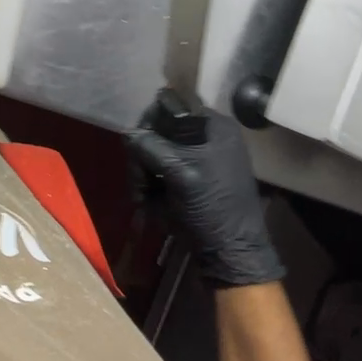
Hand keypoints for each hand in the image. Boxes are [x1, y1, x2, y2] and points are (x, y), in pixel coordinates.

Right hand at [127, 97, 283, 288]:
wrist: (232, 255)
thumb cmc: (212, 209)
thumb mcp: (178, 172)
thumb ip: (150, 146)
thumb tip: (129, 134)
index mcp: (214, 126)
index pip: (170, 105)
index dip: (149, 124)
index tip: (138, 149)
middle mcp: (210, 135)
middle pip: (160, 129)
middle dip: (144, 154)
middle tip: (140, 181)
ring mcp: (203, 157)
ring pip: (158, 149)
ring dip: (146, 172)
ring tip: (144, 196)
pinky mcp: (196, 177)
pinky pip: (165, 167)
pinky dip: (154, 182)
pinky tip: (151, 200)